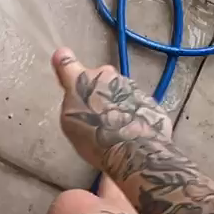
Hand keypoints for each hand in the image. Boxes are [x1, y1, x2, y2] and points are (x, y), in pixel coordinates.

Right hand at [51, 48, 172, 171]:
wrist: (135, 151)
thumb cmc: (95, 136)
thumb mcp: (70, 119)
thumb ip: (70, 92)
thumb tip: (64, 63)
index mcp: (84, 79)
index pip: (69, 64)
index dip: (65, 64)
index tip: (62, 61)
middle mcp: (110, 75)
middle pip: (100, 80)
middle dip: (98, 91)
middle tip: (95, 114)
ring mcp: (133, 87)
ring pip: (120, 91)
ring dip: (117, 102)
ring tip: (115, 127)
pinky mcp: (151, 102)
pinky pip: (136, 104)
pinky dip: (133, 113)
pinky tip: (131, 131)